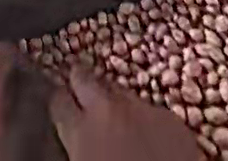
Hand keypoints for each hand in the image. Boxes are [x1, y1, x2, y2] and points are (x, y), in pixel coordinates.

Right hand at [48, 66, 201, 160]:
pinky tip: (145, 133)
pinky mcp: (169, 118)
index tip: (58, 103)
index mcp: (81, 131)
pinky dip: (142, 117)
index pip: (58, 100)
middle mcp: (107, 109)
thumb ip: (76, 149)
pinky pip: (148, 108)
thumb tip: (75, 142)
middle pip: (84, 77)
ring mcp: (141, 108)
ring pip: (118, 90)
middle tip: (77, 90)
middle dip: (79, 81)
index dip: (57, 101)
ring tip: (113, 114)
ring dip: (112, 99)